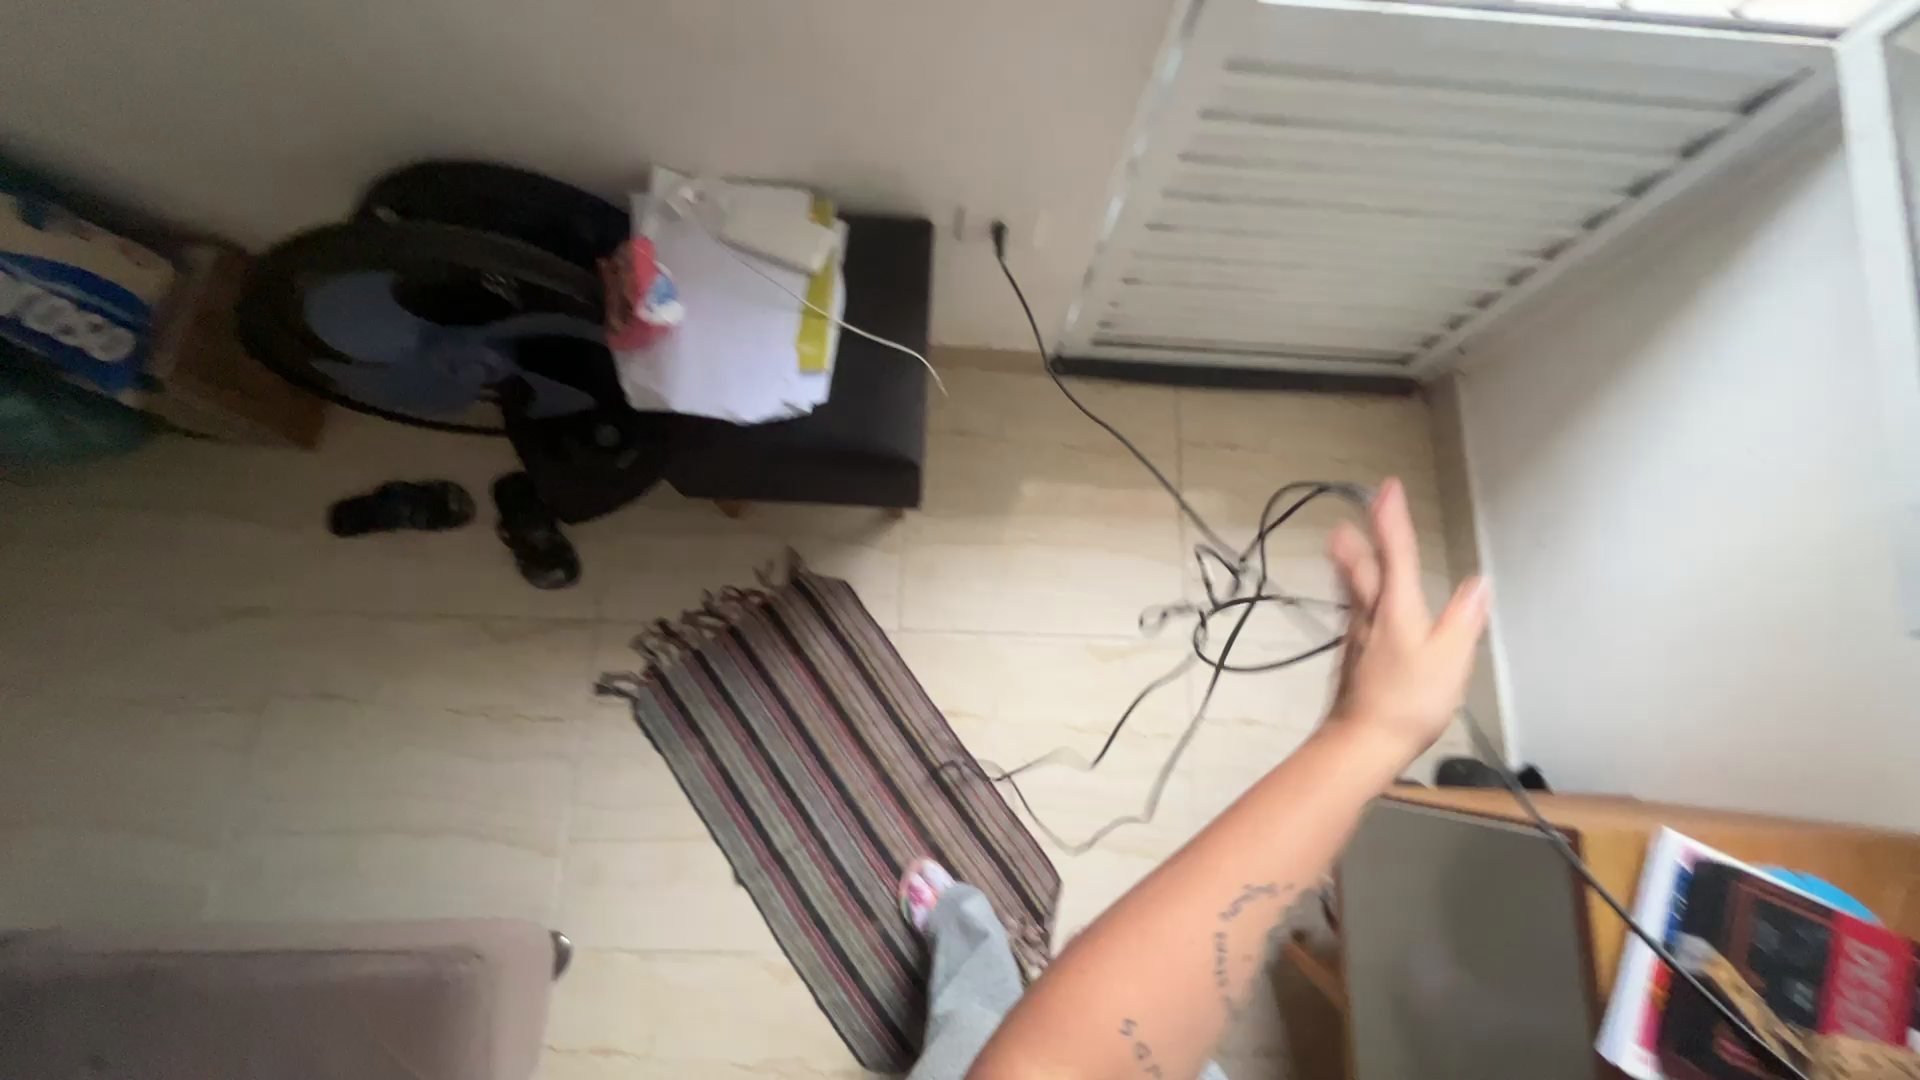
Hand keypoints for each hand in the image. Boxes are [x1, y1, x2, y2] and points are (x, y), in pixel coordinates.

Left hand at [1325, 478, 1488, 763]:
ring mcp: (1356, 634)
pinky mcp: (1351, 653)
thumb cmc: (1410, 700)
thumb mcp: (1450, 660)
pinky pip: (1351, 609)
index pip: (1395, 554)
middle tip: (1350, 514)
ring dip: (1348, 561)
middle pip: (1364, 568)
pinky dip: (1351, 590)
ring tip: (1338, 540)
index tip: (1386, 488)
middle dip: (1361, 538)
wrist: (1363, 737)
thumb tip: (1477, 584)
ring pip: (1351, 587)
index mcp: (1397, 610)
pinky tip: (1353, 597)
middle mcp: (1370, 614)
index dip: (1391, 520)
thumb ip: (1462, 620)